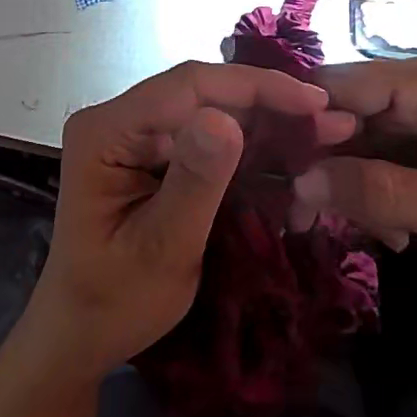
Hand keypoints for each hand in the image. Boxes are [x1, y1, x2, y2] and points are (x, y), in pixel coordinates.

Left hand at [25, 61, 356, 379]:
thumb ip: (195, 180)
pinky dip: (243, 148)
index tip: (316, 102)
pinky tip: (286, 157)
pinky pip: (200, 138)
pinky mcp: (146, 156)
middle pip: (196, 93)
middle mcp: (114, 120)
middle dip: (265, 104)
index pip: (184, 87)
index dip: (253, 87)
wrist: (83, 329)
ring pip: (203, 112)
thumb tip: (226, 118)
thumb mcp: (163, 246)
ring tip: (322, 136)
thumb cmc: (115, 298)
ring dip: (261, 124)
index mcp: (104, 131)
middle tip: (333, 123)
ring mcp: (129, 137)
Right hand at [291, 53, 416, 310]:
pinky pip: (373, 163)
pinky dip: (369, 197)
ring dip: (345, 189)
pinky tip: (390, 235)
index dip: (305, 125)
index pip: (341, 86)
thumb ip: (381, 192)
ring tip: (357, 234)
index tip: (285, 176)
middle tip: (304, 218)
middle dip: (321, 166)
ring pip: (350, 143)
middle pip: (339, 114)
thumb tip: (297, 181)